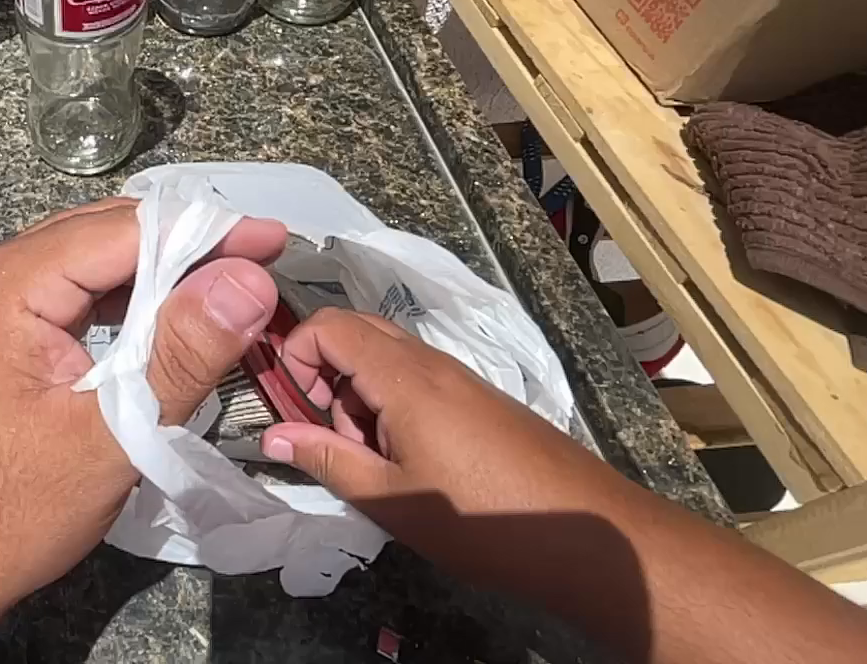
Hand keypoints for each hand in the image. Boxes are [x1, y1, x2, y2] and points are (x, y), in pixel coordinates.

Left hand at [0, 199, 287, 661]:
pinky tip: (166, 316)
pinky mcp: (5, 329)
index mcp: (13, 282)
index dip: (203, 228)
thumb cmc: (5, 508)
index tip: (274, 238)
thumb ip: (179, 355)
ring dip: (158, 269)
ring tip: (227, 282)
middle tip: (260, 259)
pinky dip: (126, 298)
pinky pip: (75, 291)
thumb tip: (248, 280)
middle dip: (184, 242)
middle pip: (106, 233)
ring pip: (92, 260)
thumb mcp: (106, 436)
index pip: (123, 229)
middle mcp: (0, 273)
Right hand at [260, 295, 866, 663]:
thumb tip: (269, 437)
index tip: (299, 407)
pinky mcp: (477, 396)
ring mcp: (457, 375)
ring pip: (384, 352)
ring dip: (358, 388)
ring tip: (372, 451)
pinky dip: (390, 399)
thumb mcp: (391, 498)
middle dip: (324, 368)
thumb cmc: (481, 518)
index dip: (296, 355)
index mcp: (401, 375)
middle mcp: (428, 360)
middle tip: (328, 424)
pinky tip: (409, 455)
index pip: (327, 325)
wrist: (596, 540)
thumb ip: (326, 458)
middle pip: (354, 329)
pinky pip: (415, 374)